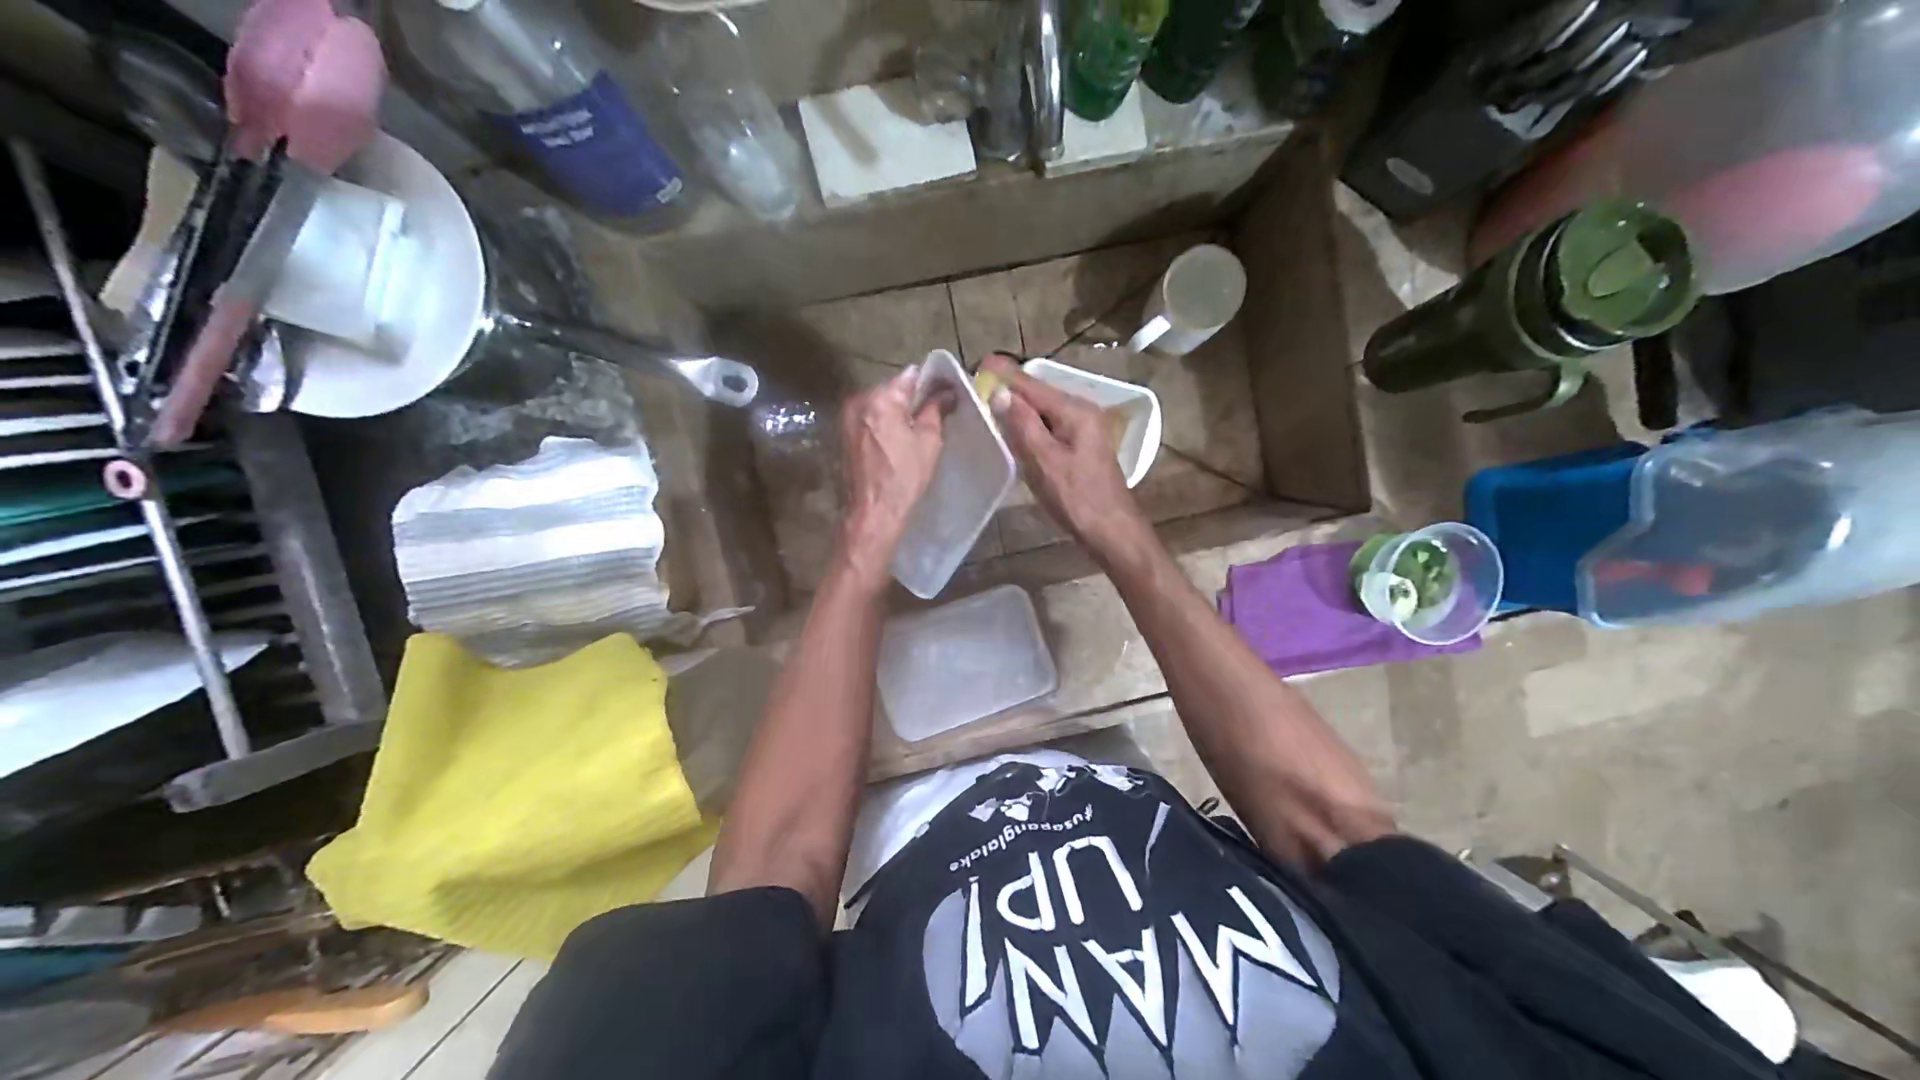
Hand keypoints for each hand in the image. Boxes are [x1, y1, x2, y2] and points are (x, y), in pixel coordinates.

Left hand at [837, 365, 948, 583]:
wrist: (872, 512)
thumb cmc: (904, 478)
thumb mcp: (928, 441)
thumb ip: (935, 409)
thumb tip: (947, 391)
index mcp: (880, 398)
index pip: (911, 376)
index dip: (931, 382)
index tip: (946, 393)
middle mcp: (859, 400)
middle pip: (892, 388)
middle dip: (912, 397)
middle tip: (933, 412)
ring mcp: (847, 416)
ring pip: (879, 403)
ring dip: (896, 411)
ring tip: (916, 428)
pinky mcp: (843, 432)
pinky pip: (869, 418)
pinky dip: (883, 423)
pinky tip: (896, 439)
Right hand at [982, 355, 1152, 564]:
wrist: (1112, 531)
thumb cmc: (1076, 498)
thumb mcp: (1043, 461)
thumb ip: (1022, 424)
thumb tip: (1000, 392)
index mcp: (1074, 410)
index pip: (1032, 385)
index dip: (1004, 375)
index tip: (980, 363)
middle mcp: (1082, 412)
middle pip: (1039, 394)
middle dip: (1010, 389)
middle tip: (978, 387)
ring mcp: (1084, 429)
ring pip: (1044, 410)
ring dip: (1018, 408)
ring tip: (989, 405)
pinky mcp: (1082, 446)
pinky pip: (1050, 426)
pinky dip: (1030, 425)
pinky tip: (1014, 433)